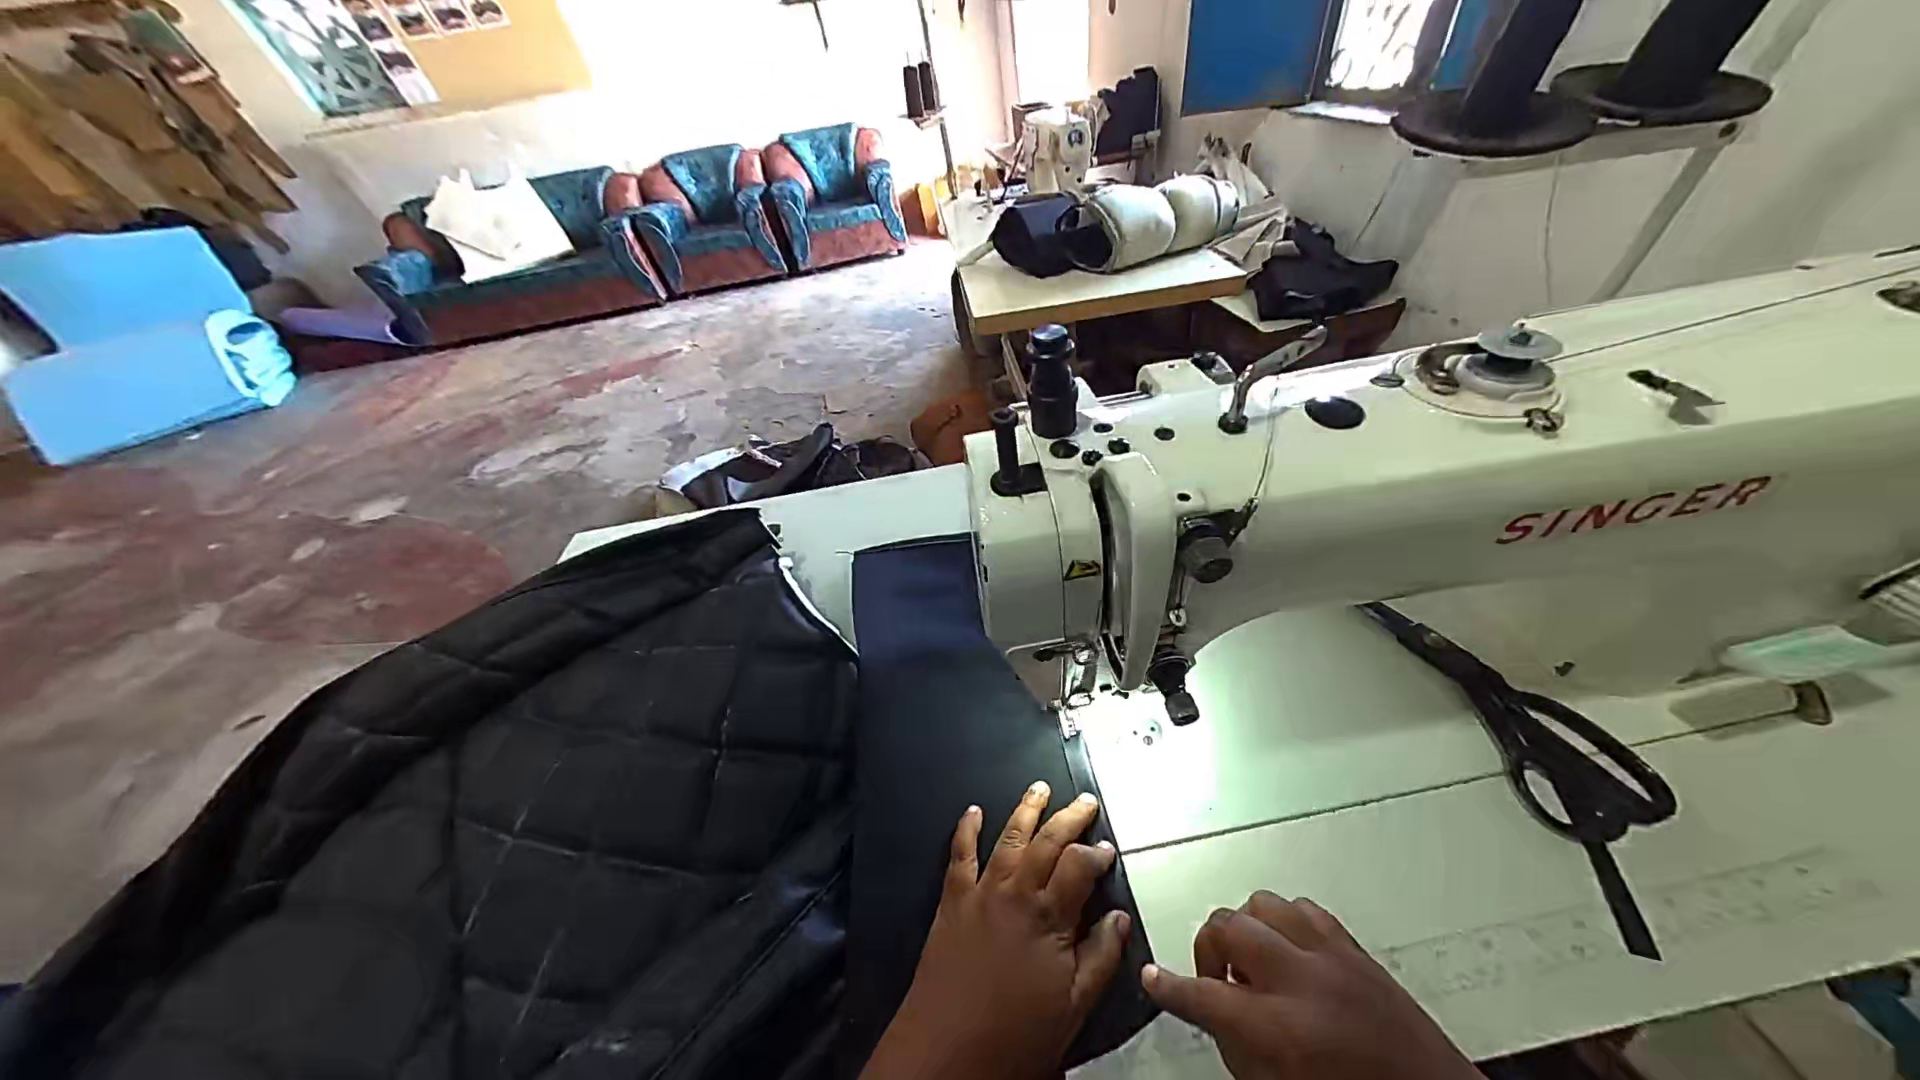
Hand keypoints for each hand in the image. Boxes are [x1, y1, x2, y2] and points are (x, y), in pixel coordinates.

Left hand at [859, 781, 1131, 1079]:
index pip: (1079, 866)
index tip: (1107, 850)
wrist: (946, 1050)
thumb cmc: (1014, 1035)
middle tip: (1085, 802)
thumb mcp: (1073, 1007)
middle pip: (1047, 841)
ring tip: (1040, 789)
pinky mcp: (953, 899)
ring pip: (1009, 837)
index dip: (1096, 853)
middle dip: (1069, 817)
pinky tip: (973, 811)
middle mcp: (1015, 893)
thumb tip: (1118, 919)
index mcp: (1048, 917)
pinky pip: (960, 853)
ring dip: (1026, 809)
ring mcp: (981, 891)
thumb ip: (1101, 957)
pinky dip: (966, 828)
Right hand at [1141, 892, 1480, 1079]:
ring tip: (1251, 960)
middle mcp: (1305, 981)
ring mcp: (1334, 958)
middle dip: (1208, 947)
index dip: (1168, 986)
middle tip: (1213, 975)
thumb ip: (1238, 1049)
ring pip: (1262, 904)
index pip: (1203, 993)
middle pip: (1228, 927)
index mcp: (1284, 1028)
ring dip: (1246, 929)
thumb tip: (1211, 1015)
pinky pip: (1304, 910)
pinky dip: (1285, 923)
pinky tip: (1287, 948)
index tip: (1153, 978)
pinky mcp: (1356, 949)